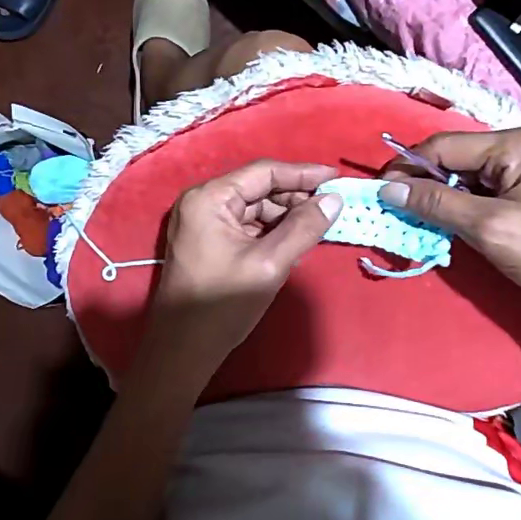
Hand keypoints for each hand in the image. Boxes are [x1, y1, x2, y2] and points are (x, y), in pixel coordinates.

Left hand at [149, 160, 340, 364]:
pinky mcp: (207, 240)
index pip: (263, 172)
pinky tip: (294, 240)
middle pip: (258, 187)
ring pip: (253, 207)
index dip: (303, 173)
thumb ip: (303, 228)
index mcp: (210, 198)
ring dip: (285, 215)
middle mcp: (202, 201)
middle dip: (295, 197)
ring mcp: (202, 221)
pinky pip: (245, 224)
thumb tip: (334, 200)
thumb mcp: (270, 264)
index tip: (336, 177)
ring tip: (317, 226)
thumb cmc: (224, 305)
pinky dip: (270, 230)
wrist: (184, 348)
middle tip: (331, 207)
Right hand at [382, 129, 520, 331]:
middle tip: (392, 207)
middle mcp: (520, 147)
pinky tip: (441, 221)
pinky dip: (456, 206)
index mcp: (517, 143)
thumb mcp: (486, 226)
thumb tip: (388, 189)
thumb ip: (435, 203)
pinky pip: (479, 191)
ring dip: (437, 195)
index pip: (446, 145)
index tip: (378, 190)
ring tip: (412, 217)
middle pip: (454, 157)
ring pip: (464, 176)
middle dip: (422, 181)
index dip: (409, 166)